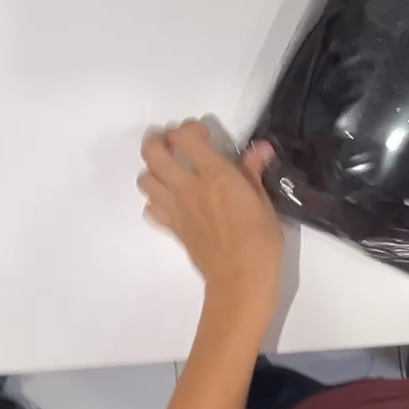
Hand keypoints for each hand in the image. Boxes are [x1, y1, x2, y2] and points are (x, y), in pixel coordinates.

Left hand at [139, 120, 283, 313]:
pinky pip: (150, 208)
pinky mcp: (172, 228)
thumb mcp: (263, 202)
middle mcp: (188, 187)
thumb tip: (261, 149)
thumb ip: (253, 172)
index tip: (204, 134)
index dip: (190, 128)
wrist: (240, 280)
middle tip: (174, 144)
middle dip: (158, 141)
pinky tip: (171, 201)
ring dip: (153, 169)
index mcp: (214, 175)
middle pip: (153, 152)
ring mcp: (176, 209)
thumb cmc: (260, 241)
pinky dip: (155, 199)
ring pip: (145, 179)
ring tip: (171, 171)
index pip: (184, 136)